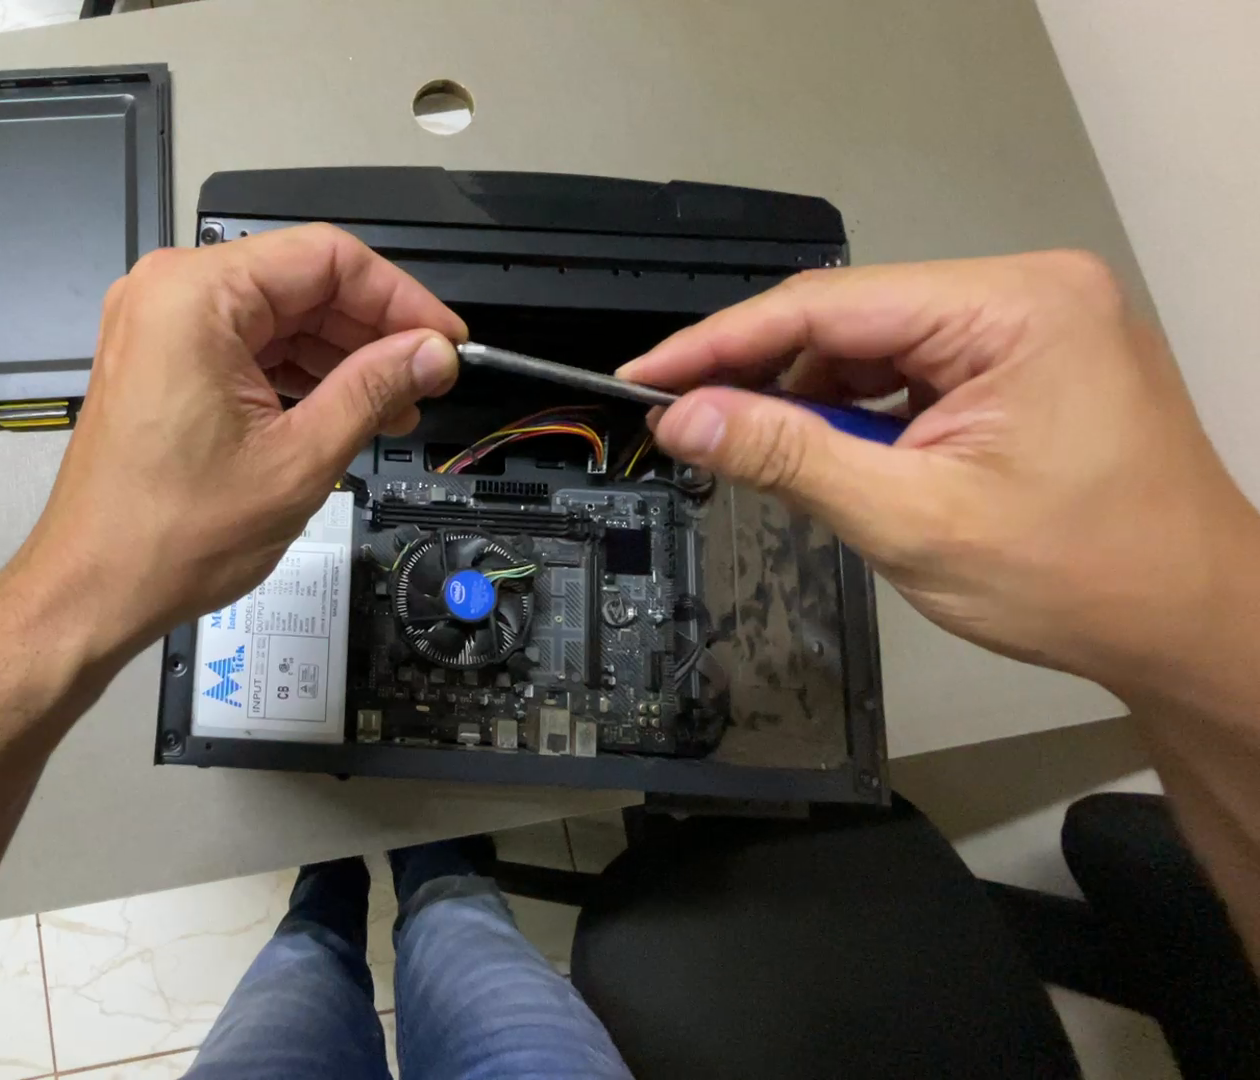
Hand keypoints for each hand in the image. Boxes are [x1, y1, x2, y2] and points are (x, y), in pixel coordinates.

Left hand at [18, 224, 465, 659]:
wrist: (94, 590)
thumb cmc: (169, 537)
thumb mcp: (298, 460)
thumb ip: (373, 391)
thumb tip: (429, 354)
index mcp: (194, 297)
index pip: (327, 259)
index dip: (399, 298)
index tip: (442, 338)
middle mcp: (168, 296)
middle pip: (301, 285)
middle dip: (371, 332)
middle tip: (424, 378)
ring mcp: (160, 330)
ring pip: (277, 320)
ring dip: (338, 359)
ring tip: (391, 405)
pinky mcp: (163, 366)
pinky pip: (247, 349)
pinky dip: (296, 376)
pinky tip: (339, 410)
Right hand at [618, 251, 1259, 694]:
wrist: (1185, 625)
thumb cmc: (1077, 576)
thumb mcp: (907, 516)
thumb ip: (785, 457)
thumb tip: (682, 419)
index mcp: (1014, 309)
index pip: (823, 305)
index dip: (715, 344)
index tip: (641, 378)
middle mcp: (1016, 298)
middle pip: (836, 318)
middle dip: (750, 372)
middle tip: (676, 420)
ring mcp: (1012, 330)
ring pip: (852, 347)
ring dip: (791, 399)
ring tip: (751, 452)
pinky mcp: (1000, 366)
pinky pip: (884, 372)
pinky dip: (833, 413)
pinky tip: (814, 453)